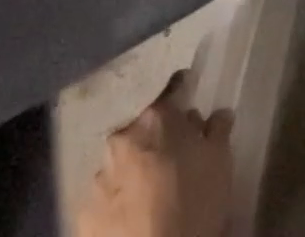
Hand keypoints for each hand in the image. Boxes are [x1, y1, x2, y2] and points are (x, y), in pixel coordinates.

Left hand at [75, 71, 234, 236]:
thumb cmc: (195, 202)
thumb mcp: (220, 162)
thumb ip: (218, 130)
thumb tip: (216, 114)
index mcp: (156, 120)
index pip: (172, 91)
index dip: (184, 91)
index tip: (191, 92)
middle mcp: (121, 140)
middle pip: (143, 128)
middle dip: (159, 136)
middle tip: (177, 154)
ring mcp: (98, 177)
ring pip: (123, 162)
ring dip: (137, 168)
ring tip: (154, 190)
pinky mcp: (84, 213)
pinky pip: (108, 195)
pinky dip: (120, 199)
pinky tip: (135, 214)